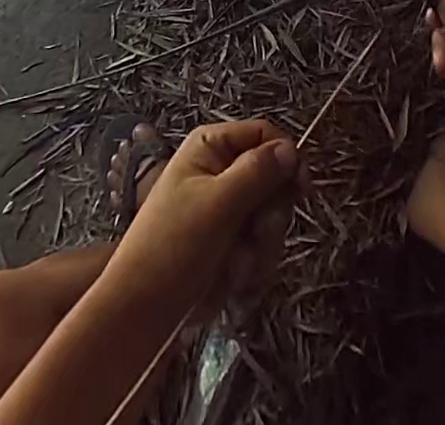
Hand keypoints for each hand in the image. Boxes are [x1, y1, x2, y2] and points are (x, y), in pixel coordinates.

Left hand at [110, 120, 302, 307]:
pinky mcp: (232, 241)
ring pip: (273, 214)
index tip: (301, 189)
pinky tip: (234, 276)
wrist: (143, 311)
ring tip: (238, 263)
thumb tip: (291, 148)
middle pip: (274, 177)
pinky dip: (255, 262)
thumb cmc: (173, 245)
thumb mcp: (217, 203)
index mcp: (210, 147)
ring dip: (262, 244)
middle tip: (257, 232)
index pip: (264, 134)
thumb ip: (258, 172)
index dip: (286, 158)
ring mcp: (227, 208)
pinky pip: (264, 243)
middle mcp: (221, 171)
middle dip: (271, 212)